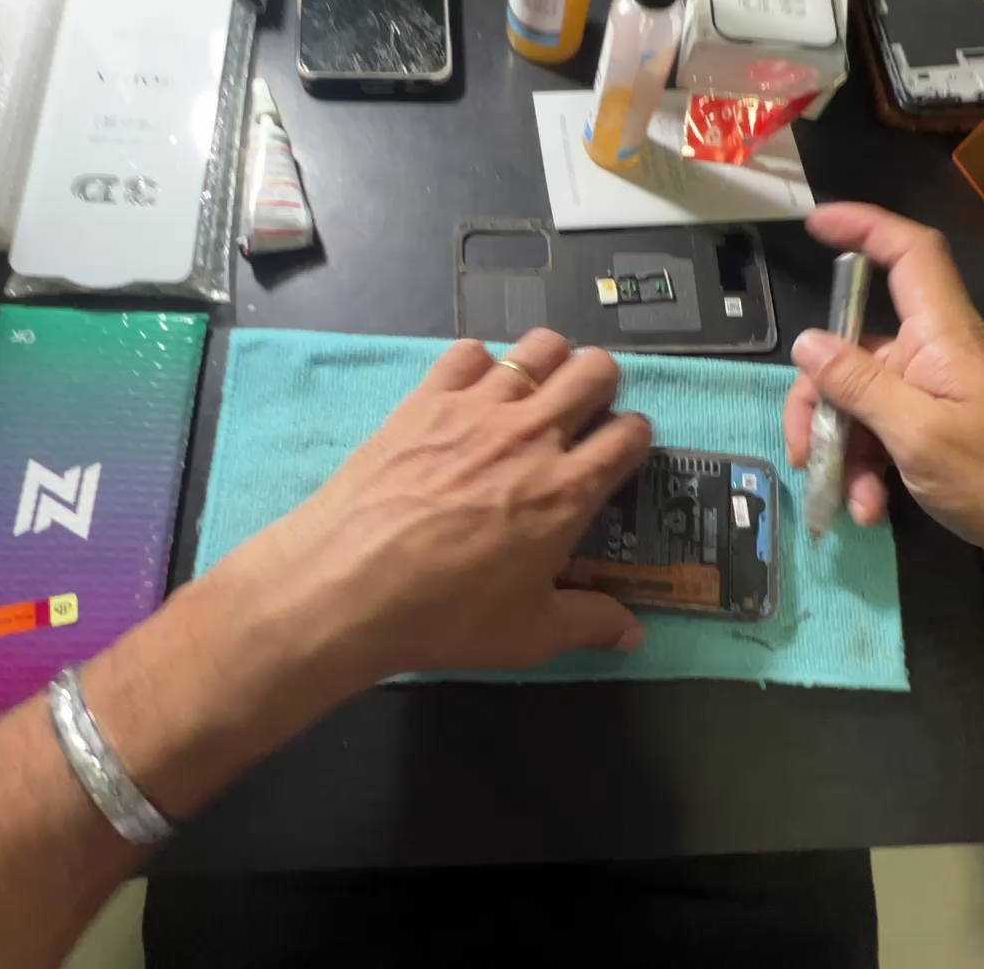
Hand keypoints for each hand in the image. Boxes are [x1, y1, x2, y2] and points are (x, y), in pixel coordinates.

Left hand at [222, 330, 653, 676]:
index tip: (618, 452)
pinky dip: (480, 365)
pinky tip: (470, 394)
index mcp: (568, 489)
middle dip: (602, 383)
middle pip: (595, 371)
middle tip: (583, 412)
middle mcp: (533, 435)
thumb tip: (634, 636)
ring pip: (540, 346)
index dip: (634, 437)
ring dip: (550, 361)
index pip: (629, 434)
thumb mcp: (530, 634)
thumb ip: (590, 624)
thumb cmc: (448, 615)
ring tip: (535, 390)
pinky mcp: (427, 398)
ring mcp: (478, 409)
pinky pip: (469, 352)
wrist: (348, 584)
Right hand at [783, 203, 983, 589]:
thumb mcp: (919, 435)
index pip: (909, 255)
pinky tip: (870, 506)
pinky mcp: (936, 426)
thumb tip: (806, 341)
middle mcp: (934, 354)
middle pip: (854, 351)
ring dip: (841, 449)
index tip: (815, 222)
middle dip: (818, 402)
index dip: (865, 227)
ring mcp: (934, 392)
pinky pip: (881, 431)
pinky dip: (866, 467)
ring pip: (859, 400)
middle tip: (803, 455)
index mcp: (941, 337)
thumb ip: (860, 386)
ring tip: (847, 500)